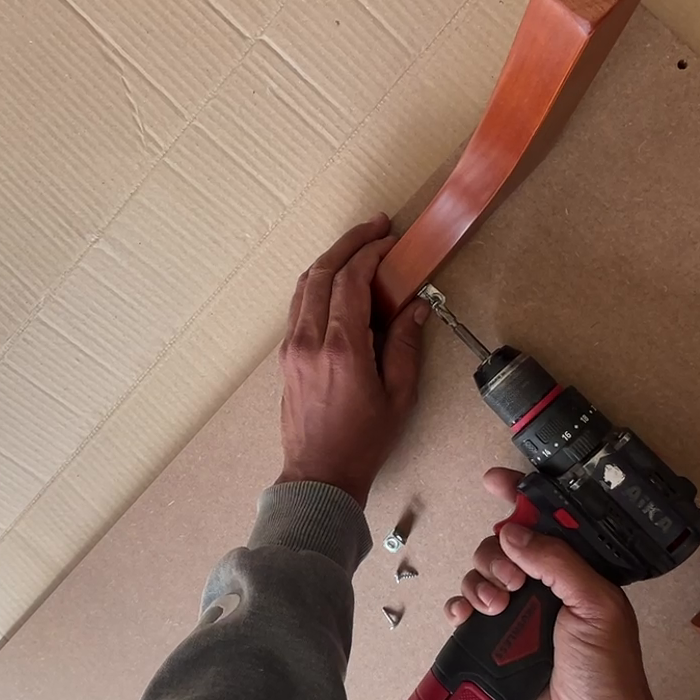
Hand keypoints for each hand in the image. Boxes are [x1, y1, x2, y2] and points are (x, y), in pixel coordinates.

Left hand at [275, 214, 430, 505]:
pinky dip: (318, 281)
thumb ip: (406, 345)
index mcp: (341, 348)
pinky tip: (337, 279)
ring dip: (330, 258)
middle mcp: (309, 339)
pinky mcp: (285, 354)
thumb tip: (414, 305)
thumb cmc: (364, 440)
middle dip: (350, 242)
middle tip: (376, 226)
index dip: (372, 254)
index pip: (351, 281)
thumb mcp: (399, 395)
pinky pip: (299, 304)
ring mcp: (291, 345)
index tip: (392, 241)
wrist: (319, 474)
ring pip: (305, 284)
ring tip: (357, 244)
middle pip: (322, 271)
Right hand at [445, 467, 670, 699]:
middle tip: (512, 580)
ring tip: (495, 607)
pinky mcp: (494, 643)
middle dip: (497, 553)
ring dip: (478, 581)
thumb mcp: (596, 607)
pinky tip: (464, 616)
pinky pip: (464, 611)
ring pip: (480, 574)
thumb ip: (558, 564)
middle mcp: (543, 587)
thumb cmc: (609, 673)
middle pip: (501, 546)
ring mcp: (517, 615)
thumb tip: (513, 533)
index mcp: (574, 572)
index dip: (519, 497)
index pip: (545, 523)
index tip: (493, 480)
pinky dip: (458, 606)